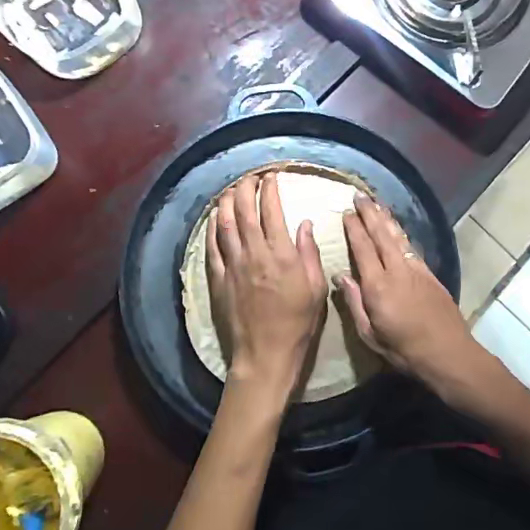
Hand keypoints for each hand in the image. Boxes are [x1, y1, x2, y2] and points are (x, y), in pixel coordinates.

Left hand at [207, 174, 328, 407]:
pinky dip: (213, 228)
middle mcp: (255, 254)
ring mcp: (233, 266)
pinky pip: (212, 247)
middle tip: (249, 177)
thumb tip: (305, 225)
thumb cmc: (299, 322)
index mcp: (282, 255)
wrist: (266, 352)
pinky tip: (216, 217)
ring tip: (232, 189)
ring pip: (226, 226)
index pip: (273, 212)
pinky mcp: (219, 280)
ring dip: (228, 203)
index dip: (270, 190)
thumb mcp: (316, 287)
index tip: (272, 176)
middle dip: (246, 189)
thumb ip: (309, 253)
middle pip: (245, 212)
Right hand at [338, 195, 478, 383]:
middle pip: (382, 236)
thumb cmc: (404, 350)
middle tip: (359, 196)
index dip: (354, 229)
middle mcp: (397, 272)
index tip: (346, 212)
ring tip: (377, 204)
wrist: (447, 352)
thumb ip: (355, 303)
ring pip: (399, 238)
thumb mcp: (370, 334)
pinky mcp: (430, 275)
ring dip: (386, 219)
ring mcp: (416, 271)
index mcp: (378, 286)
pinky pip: (411, 248)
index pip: (363, 249)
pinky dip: (402, 235)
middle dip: (370, 214)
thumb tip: (340, 277)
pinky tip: (397, 230)